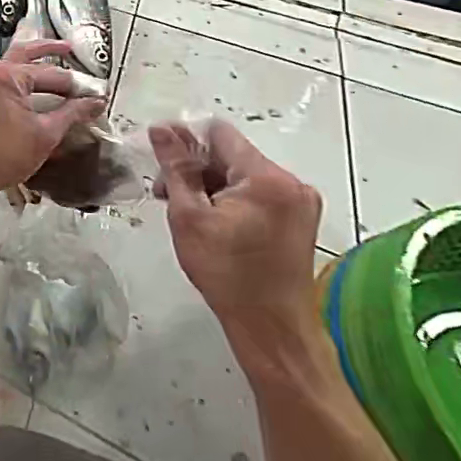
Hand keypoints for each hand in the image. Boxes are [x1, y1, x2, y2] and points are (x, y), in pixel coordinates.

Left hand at [0, 39, 106, 199]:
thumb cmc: (6, 154)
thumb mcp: (46, 133)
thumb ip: (73, 113)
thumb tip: (98, 102)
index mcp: (8, 75)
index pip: (52, 75)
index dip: (75, 86)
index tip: (95, 92)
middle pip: (27, 53)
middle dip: (50, 50)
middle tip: (71, 48)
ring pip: (16, 62)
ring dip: (36, 59)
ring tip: (58, 57)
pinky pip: (8, 76)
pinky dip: (25, 75)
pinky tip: (39, 82)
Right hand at [152, 120, 322, 332]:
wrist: (272, 329)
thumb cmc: (227, 274)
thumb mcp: (189, 216)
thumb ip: (175, 167)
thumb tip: (161, 131)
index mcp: (266, 177)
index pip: (219, 133)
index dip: (186, 138)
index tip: (161, 155)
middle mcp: (290, 181)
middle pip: (231, 154)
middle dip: (196, 166)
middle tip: (165, 188)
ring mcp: (299, 201)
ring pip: (243, 174)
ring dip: (212, 183)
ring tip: (185, 208)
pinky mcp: (299, 219)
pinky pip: (258, 193)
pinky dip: (232, 199)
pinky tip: (211, 218)